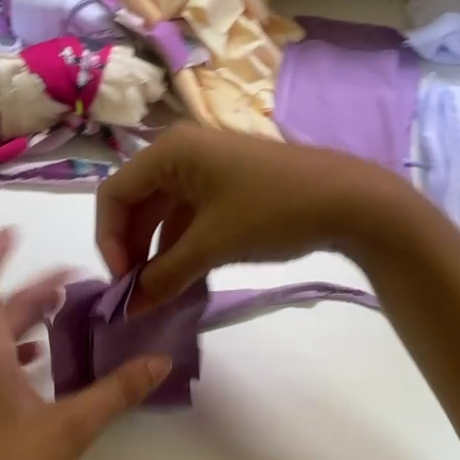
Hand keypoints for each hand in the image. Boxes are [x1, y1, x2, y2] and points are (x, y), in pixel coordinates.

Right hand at [95, 125, 418, 308]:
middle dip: (132, 250)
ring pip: (163, 214)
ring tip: (160, 295)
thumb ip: (164, 276)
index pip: (114, 195)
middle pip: (136, 204)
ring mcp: (207, 168)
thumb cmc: (273, 212)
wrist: (350, 201)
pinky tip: (185, 281)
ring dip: (157, 254)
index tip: (123, 285)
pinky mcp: (228, 186)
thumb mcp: (212, 245)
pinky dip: (182, 248)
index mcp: (170, 151)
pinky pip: (189, 217)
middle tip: (137, 295)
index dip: (109, 241)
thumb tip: (131, 308)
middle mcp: (181, 152)